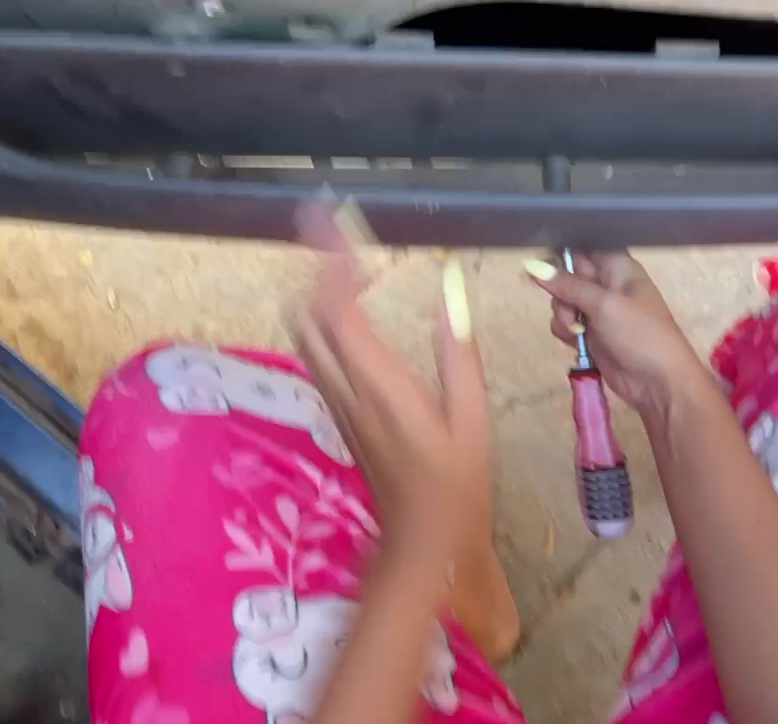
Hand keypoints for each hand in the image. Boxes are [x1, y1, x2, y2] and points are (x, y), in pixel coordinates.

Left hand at [291, 202, 492, 581]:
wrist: (423, 547)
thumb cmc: (457, 484)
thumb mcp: (473, 417)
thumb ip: (458, 352)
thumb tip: (452, 290)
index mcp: (379, 385)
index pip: (336, 310)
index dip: (332, 265)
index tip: (344, 230)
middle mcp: (346, 389)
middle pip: (305, 315)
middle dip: (313, 270)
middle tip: (343, 238)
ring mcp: (336, 402)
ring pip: (304, 334)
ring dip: (315, 292)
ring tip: (349, 264)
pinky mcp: (337, 413)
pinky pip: (316, 353)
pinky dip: (323, 318)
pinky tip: (352, 308)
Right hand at [524, 252, 715, 420]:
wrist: (657, 382)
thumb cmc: (639, 333)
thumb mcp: (604, 305)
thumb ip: (567, 285)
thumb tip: (533, 266)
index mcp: (617, 267)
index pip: (583, 248)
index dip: (563, 255)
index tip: (542, 266)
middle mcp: (606, 284)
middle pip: (567, 274)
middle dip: (560, 290)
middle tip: (569, 307)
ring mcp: (598, 309)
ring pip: (563, 301)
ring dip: (562, 314)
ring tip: (576, 329)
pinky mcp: (591, 333)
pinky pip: (566, 323)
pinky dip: (566, 331)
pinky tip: (576, 341)